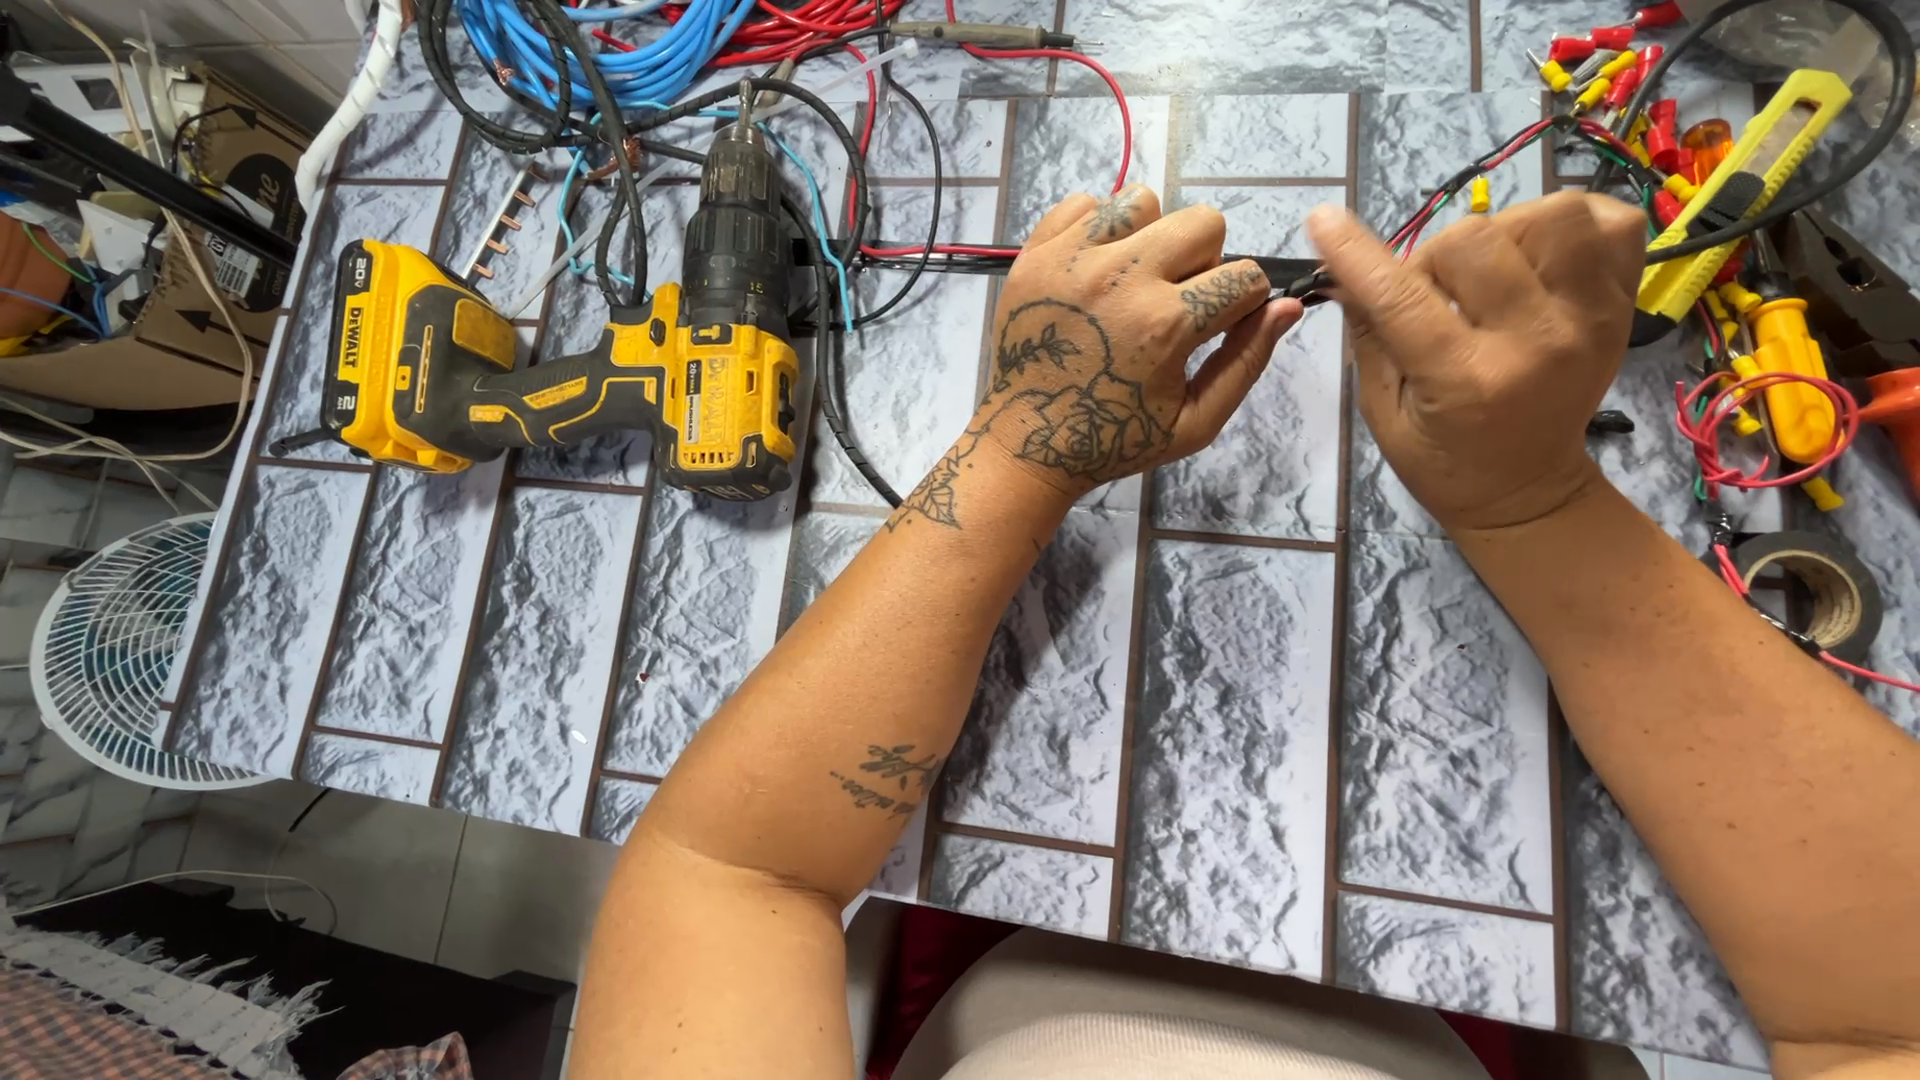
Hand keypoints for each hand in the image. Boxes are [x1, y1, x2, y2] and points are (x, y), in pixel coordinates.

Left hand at [888, 186, 1302, 529]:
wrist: (1028, 441)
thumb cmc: (1115, 439)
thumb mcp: (1193, 423)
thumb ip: (1245, 363)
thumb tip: (1289, 306)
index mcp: (1166, 324)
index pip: (1244, 275)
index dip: (1241, 301)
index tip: (1216, 324)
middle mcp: (1122, 278)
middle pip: (1203, 222)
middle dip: (1203, 262)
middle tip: (1174, 302)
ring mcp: (1073, 260)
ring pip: (1144, 202)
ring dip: (1151, 237)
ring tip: (1130, 283)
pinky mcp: (1036, 254)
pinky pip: (1085, 203)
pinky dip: (1098, 230)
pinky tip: (1093, 272)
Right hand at [1308, 192, 1646, 532]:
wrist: (1526, 487)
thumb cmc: (1439, 459)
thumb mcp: (1383, 410)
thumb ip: (1370, 336)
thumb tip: (1344, 273)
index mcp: (1466, 378)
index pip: (1403, 298)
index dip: (1355, 253)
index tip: (1322, 220)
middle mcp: (1537, 340)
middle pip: (1476, 239)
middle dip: (1432, 256)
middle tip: (1427, 292)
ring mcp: (1592, 316)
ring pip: (1550, 214)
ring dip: (1502, 232)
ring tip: (1486, 272)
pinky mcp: (1622, 303)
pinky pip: (1610, 221)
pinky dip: (1568, 225)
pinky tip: (1536, 257)